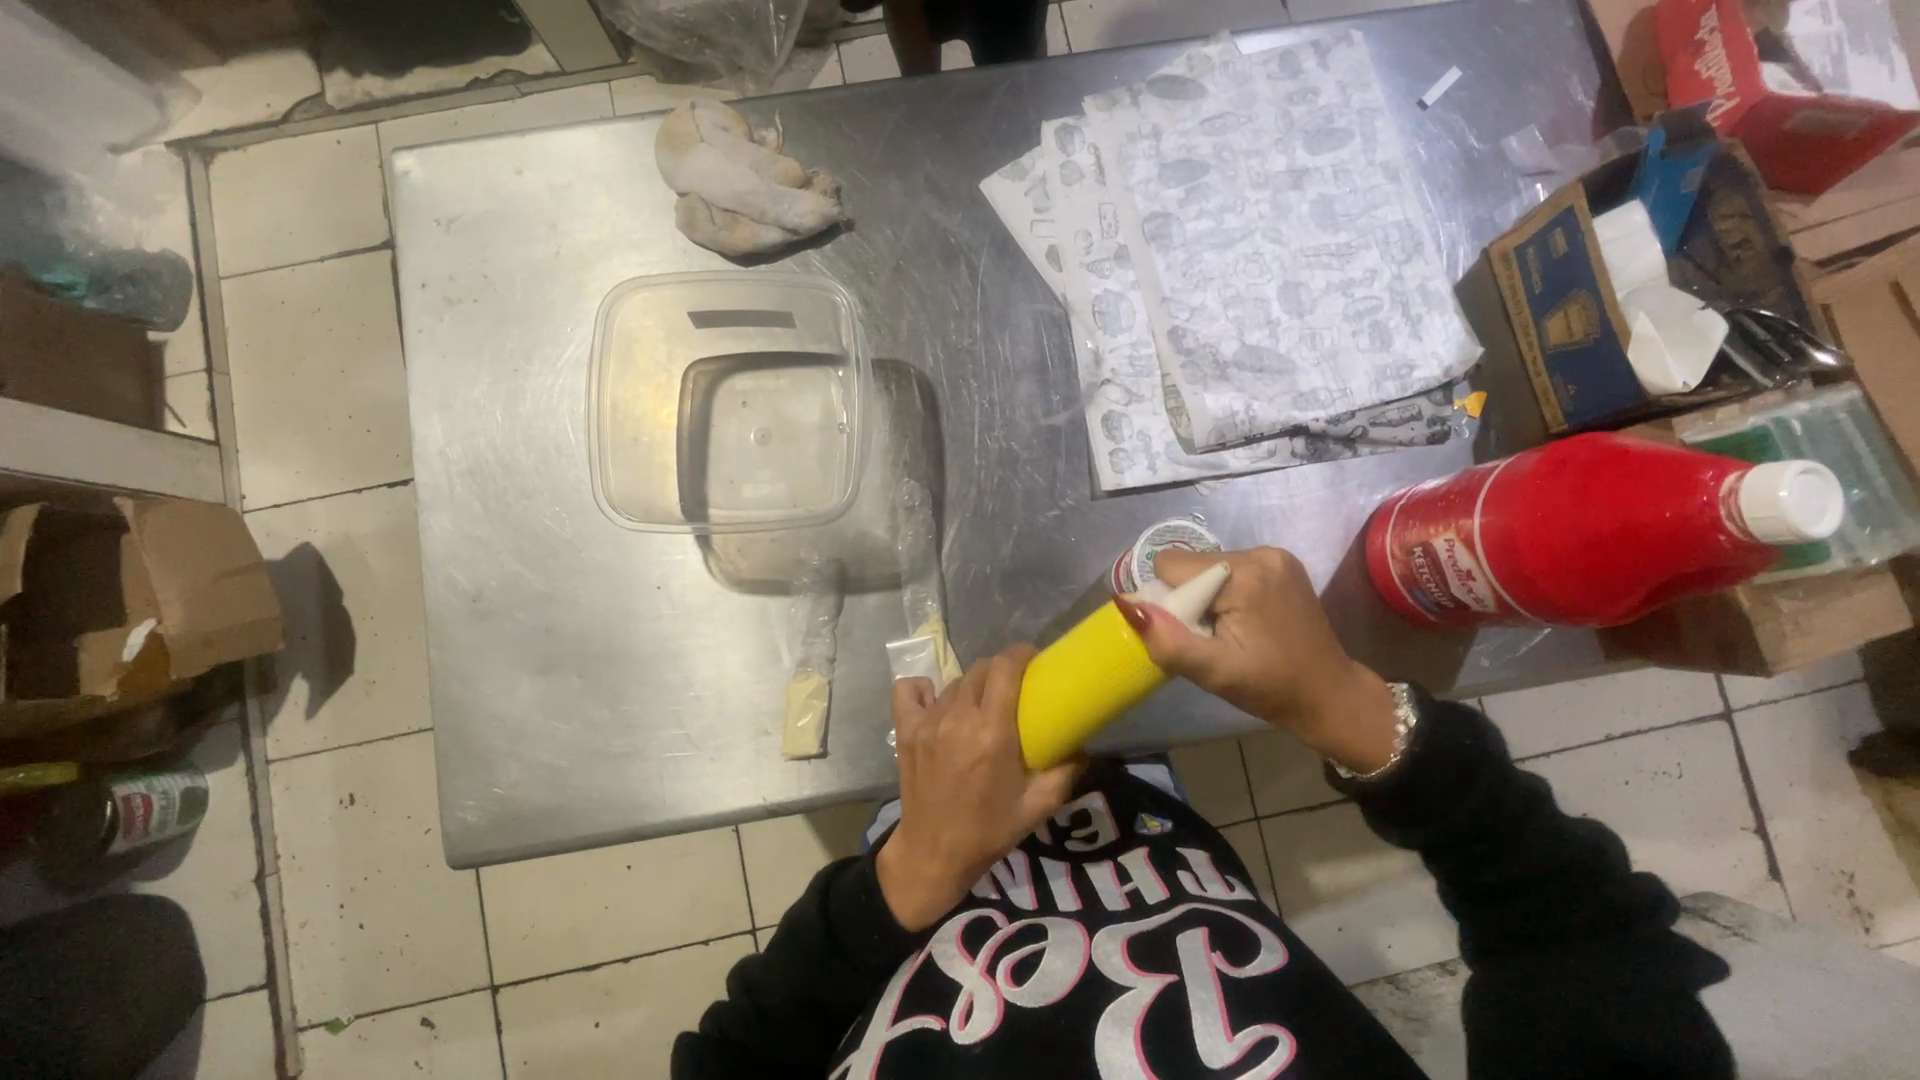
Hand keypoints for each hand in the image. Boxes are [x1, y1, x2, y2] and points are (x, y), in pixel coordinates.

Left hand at [877, 646, 1081, 931]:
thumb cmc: (989, 831)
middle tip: (1013, 688)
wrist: (933, 854)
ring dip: (972, 687)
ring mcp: (928, 722)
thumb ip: (1065, 773)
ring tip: (982, 705)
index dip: (1020, 655)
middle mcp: (958, 719)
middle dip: (1000, 670)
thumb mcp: (1037, 807)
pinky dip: (923, 688)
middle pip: (981, 670)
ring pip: (953, 683)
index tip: (1033, 660)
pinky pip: (908, 690)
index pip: (1005, 669)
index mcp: (992, 733)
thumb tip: (1084, 746)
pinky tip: (937, 702)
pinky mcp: (906, 731)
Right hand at [1116, 546, 1398, 773]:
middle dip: (1189, 599)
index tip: (1195, 633)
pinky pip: (1229, 568)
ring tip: (1230, 631)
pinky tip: (1244, 620)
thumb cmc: (1269, 687)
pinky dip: (1225, 593)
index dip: (1170, 601)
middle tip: (1213, 637)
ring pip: (1207, 566)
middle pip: (1190, 564)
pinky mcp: (1281, 563)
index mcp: (1245, 574)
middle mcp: (1261, 552)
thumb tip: (1125, 603)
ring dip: (1206, 596)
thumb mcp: (1213, 672)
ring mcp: (1275, 555)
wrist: (1327, 694)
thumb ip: (1168, 639)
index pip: (1172, 566)